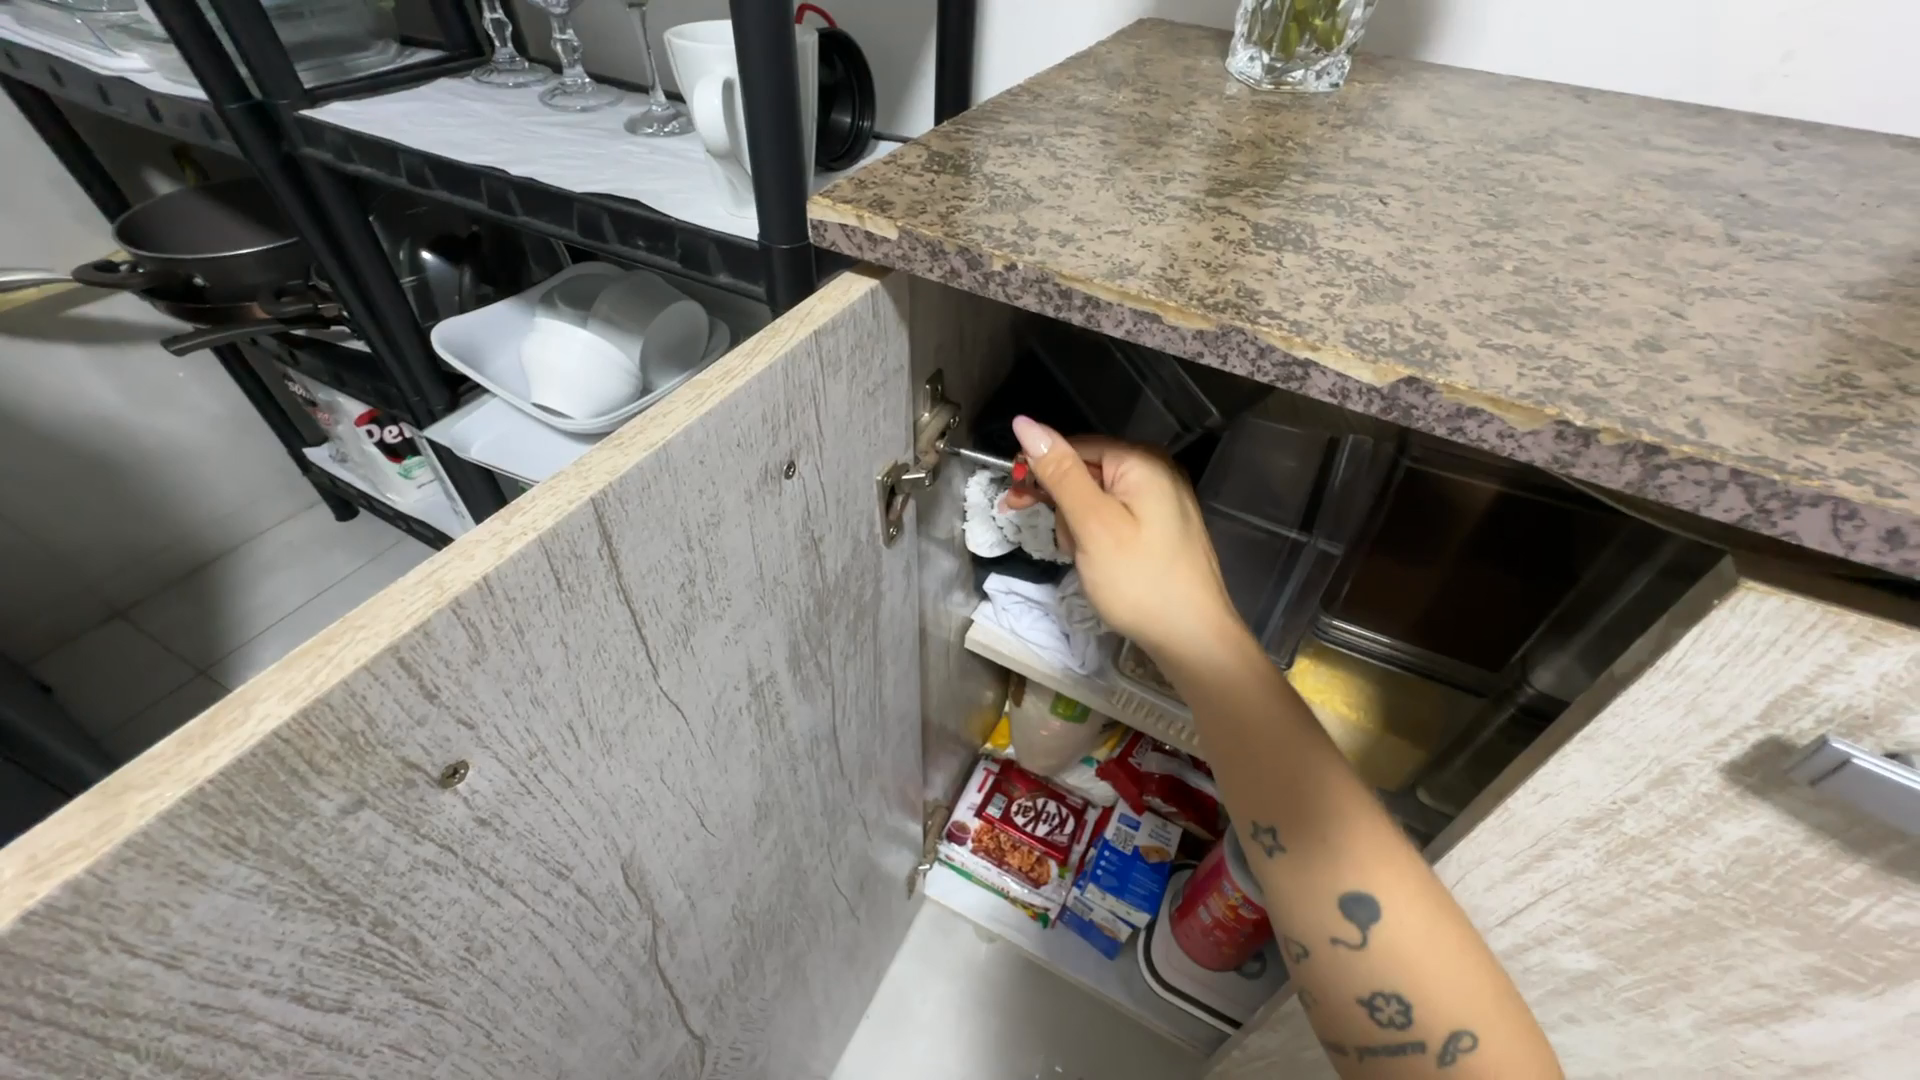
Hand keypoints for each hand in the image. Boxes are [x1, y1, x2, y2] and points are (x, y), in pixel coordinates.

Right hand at [1007, 416, 1243, 660]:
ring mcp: (1161, 499)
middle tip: (1060, 545)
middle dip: (1062, 505)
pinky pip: (1115, 515)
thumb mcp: (1092, 524)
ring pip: (1097, 497)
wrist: (1191, 636)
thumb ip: (1060, 472)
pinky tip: (1096, 560)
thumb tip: (1025, 423)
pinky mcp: (1161, 525)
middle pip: (1086, 471)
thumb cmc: (1139, 580)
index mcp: (1141, 461)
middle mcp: (1155, 470)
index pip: (1075, 446)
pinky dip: (1096, 534)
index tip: (1014, 503)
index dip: (1040, 471)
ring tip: (1081, 558)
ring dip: (1077, 525)